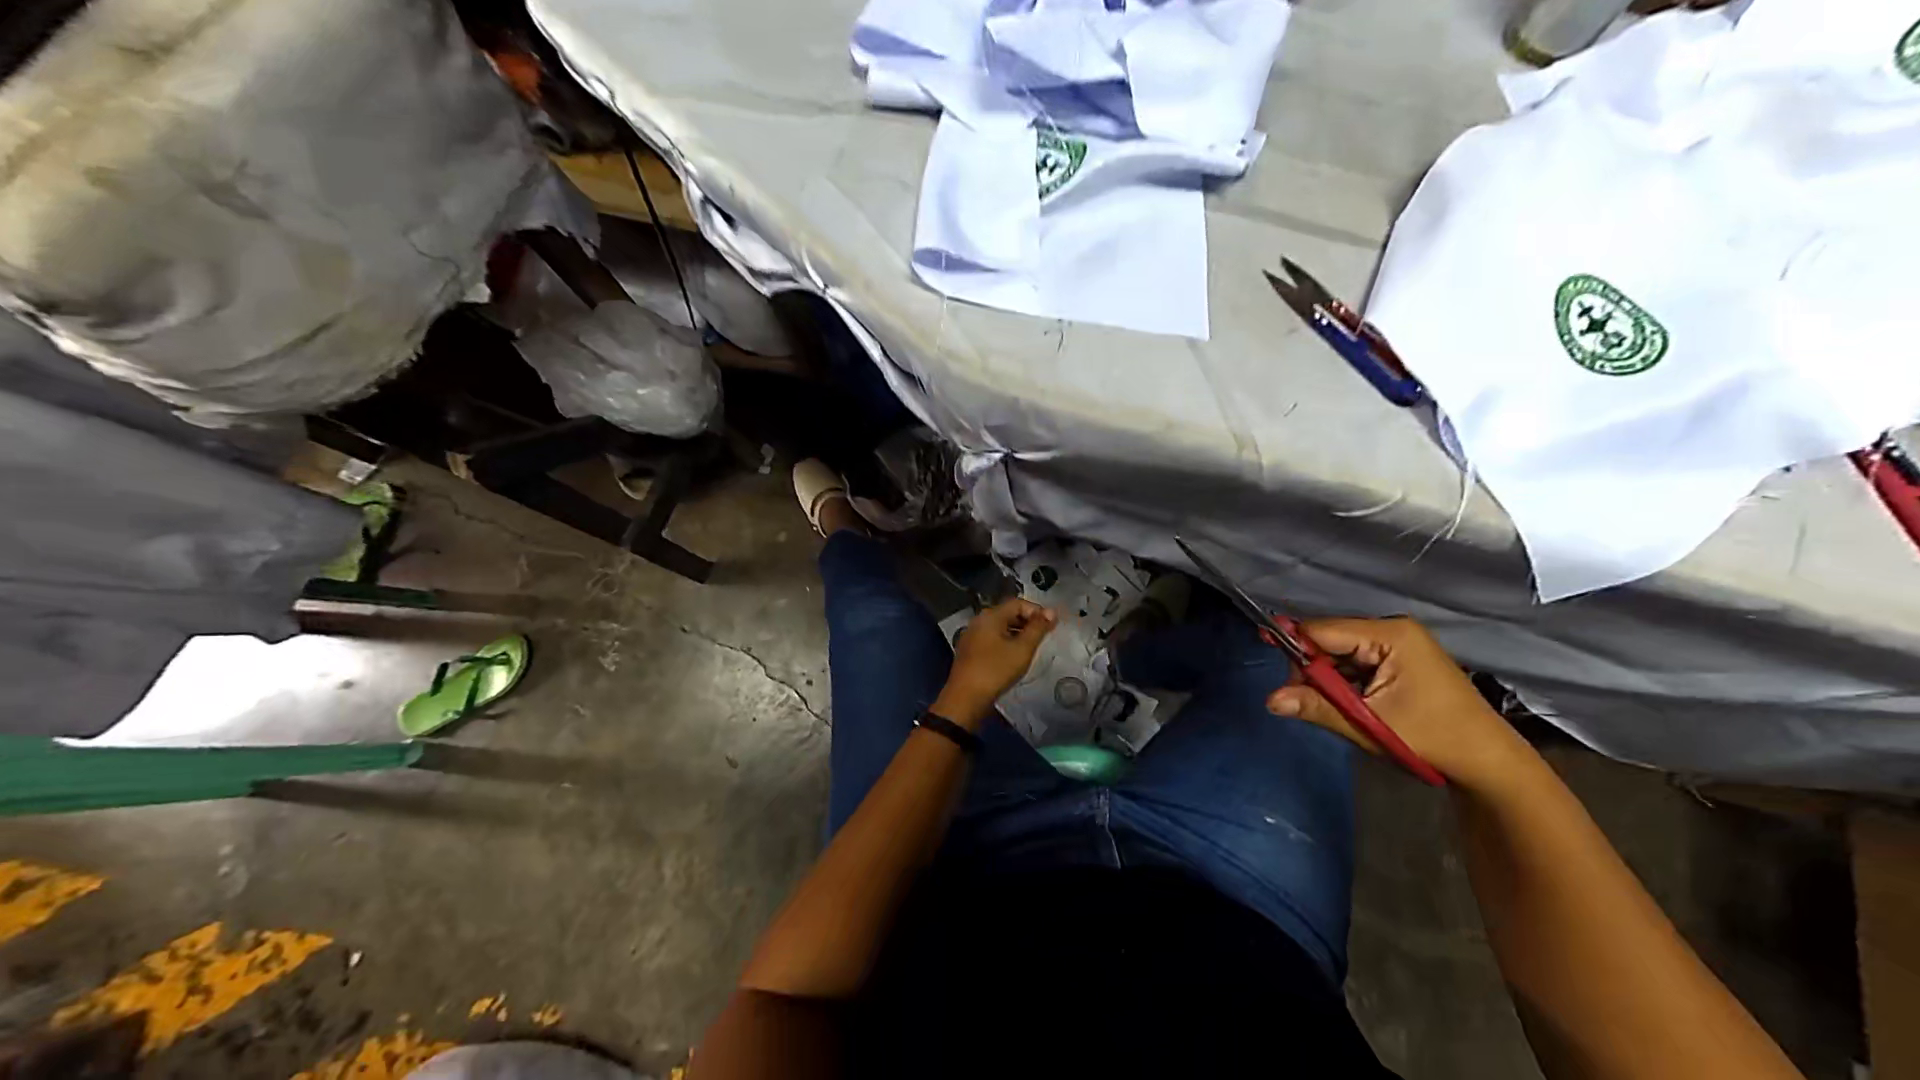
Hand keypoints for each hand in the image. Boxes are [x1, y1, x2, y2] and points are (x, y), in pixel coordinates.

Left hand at [933, 598, 1056, 727]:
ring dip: (1018, 633)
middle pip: (1008, 613)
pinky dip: (1006, 643)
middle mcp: (979, 621)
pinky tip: (1014, 657)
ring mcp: (972, 636)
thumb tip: (1051, 612)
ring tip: (1032, 648)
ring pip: (1000, 627)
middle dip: (1028, 622)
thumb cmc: (996, 670)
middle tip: (1044, 637)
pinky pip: (992, 639)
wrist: (966, 698)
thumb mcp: (1022, 649)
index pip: (1018, 603)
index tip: (1051, 626)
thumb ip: (1038, 628)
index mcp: (990, 616)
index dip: (1037, 611)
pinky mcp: (970, 651)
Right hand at [1265, 616, 1527, 790]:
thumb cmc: (1432, 738)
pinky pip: (1355, 663)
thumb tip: (1271, 700)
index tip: (1271, 664)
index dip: (1293, 646)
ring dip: (1328, 680)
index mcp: (1390, 635)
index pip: (1323, 630)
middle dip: (1312, 669)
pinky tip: (1347, 704)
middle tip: (1303, 700)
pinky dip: (1344, 684)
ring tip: (1333, 708)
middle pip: (1329, 640)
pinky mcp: (1399, 660)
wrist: (1487, 763)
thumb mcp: (1368, 724)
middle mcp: (1392, 631)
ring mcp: (1398, 645)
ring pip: (1339, 654)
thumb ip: (1316, 707)